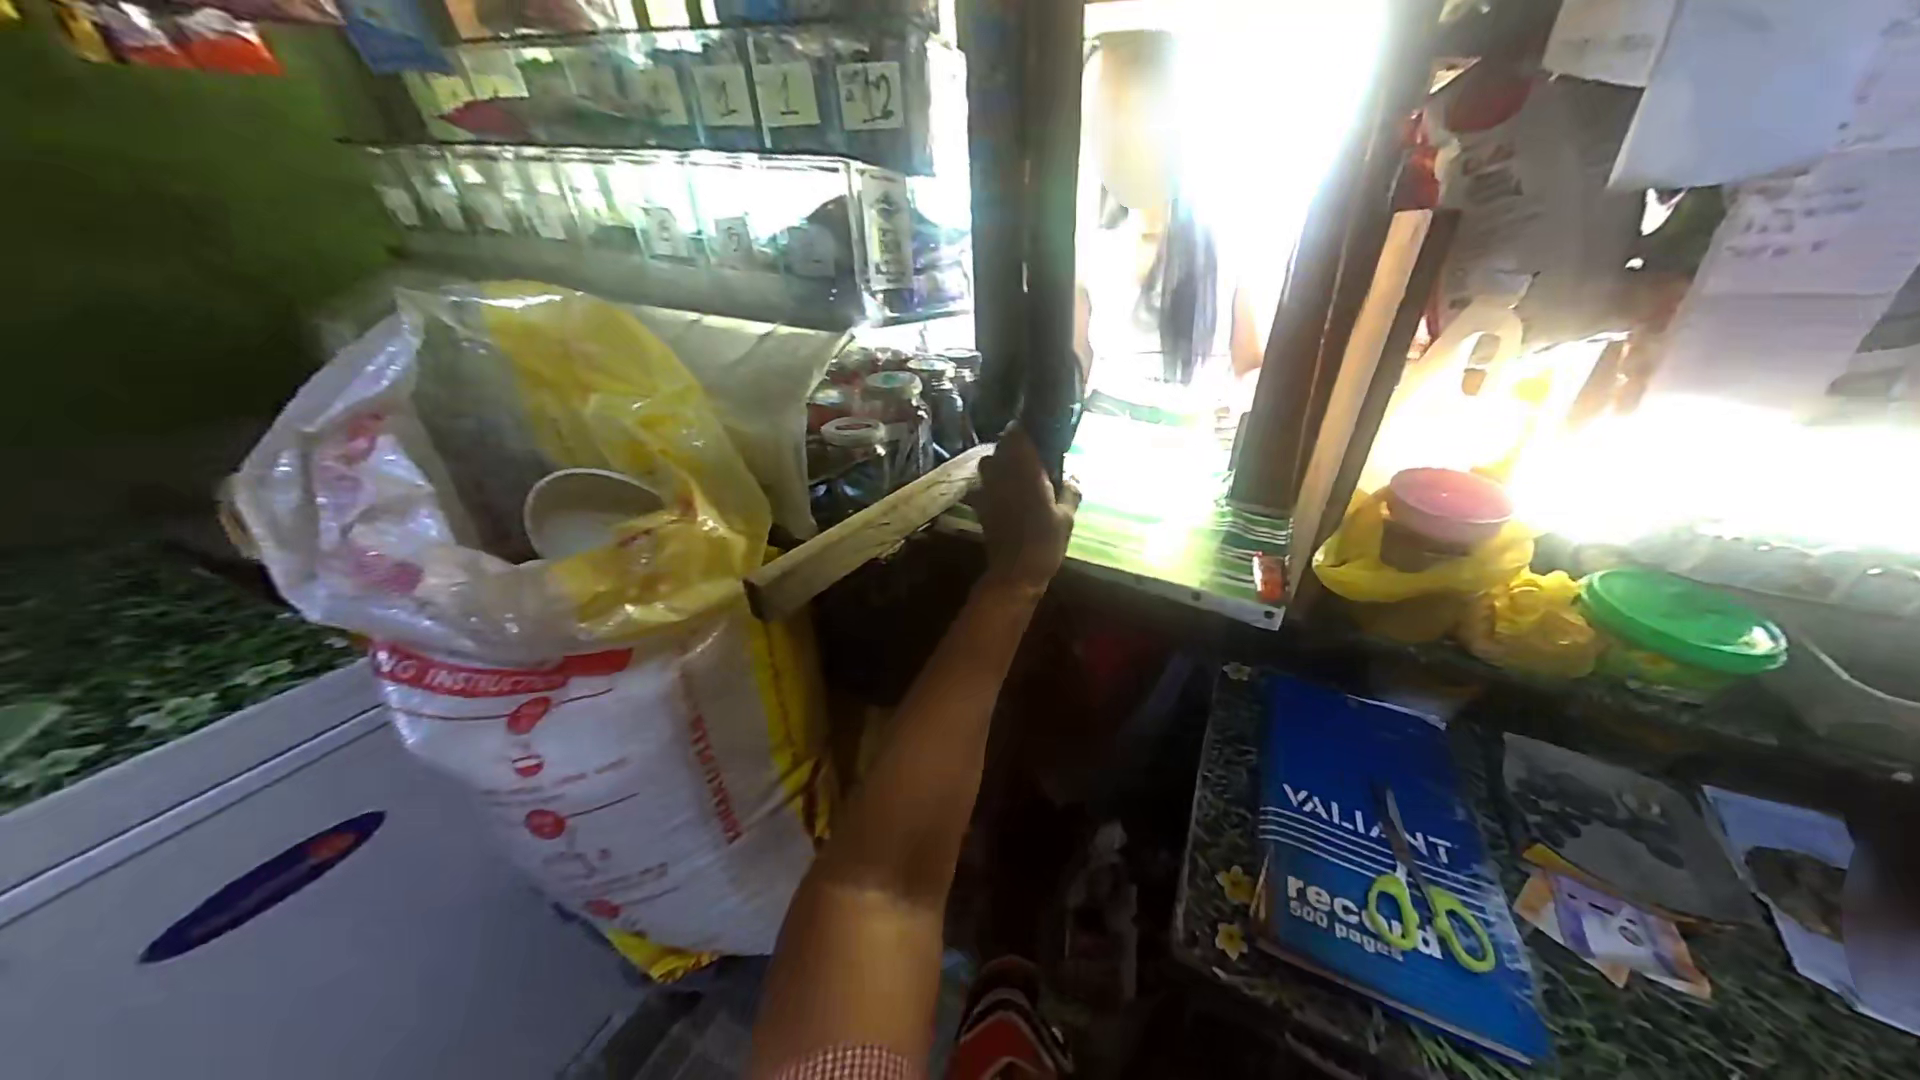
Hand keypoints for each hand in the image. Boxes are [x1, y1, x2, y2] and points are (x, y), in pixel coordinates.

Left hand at [974, 427, 1078, 593]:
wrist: (1015, 572)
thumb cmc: (1045, 543)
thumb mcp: (1067, 518)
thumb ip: (1071, 492)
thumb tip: (1073, 477)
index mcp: (1025, 471)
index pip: (1015, 434)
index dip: (1023, 431)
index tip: (1035, 435)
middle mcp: (1002, 474)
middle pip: (1000, 447)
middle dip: (1013, 448)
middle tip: (1030, 456)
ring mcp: (987, 489)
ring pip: (989, 463)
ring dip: (1000, 463)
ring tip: (1017, 473)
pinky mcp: (980, 504)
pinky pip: (984, 484)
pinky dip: (993, 482)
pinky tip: (1006, 493)